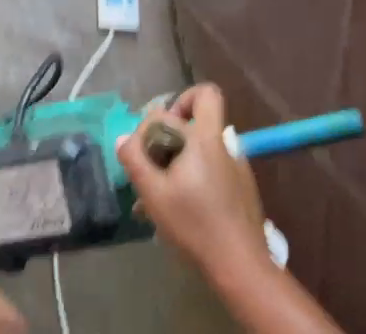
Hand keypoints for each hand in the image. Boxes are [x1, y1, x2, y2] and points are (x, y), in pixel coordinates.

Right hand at [117, 84, 268, 275]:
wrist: (242, 266)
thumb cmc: (195, 225)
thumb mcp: (154, 193)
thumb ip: (135, 159)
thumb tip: (124, 138)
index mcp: (206, 138)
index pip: (194, 99)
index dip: (168, 109)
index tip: (154, 138)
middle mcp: (226, 144)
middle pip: (201, 112)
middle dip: (173, 126)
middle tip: (155, 155)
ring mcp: (238, 166)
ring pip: (203, 145)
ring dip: (179, 158)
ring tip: (160, 192)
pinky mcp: (242, 187)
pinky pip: (212, 167)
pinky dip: (193, 176)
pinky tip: (179, 207)